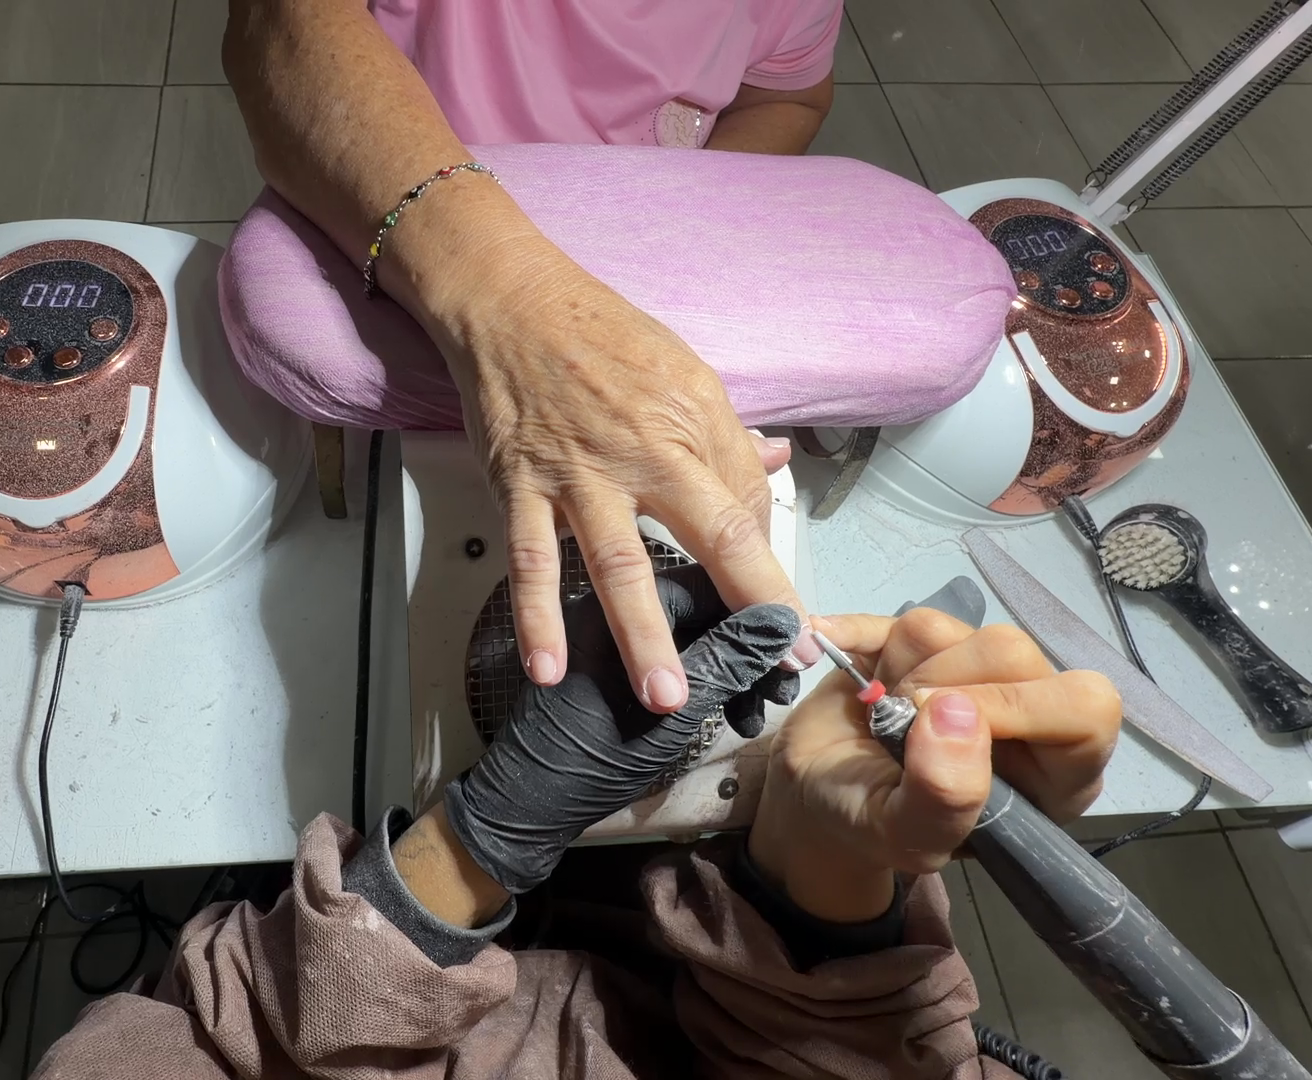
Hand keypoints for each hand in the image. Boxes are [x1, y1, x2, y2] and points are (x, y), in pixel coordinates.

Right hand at [422, 233, 810, 713]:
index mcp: (684, 427)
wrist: (513, 306)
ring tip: (658, 695)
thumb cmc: (600, 335)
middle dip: (734, 610)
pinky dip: (534, 614)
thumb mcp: (683, 370)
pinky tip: (545, 666)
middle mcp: (637, 456)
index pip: (744, 512)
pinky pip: (527, 559)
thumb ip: (725, 433)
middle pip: (698, 538)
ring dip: (637, 633)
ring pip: (612, 563)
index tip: (798, 635)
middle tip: (760, 677)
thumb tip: (773, 466)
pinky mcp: (518, 487)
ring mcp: (574, 477)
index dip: (774, 578)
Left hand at [444, 564, 799, 893]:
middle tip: (777, 692)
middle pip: (703, 610)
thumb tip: (781, 623)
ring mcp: (613, 635)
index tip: (793, 657)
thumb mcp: (672, 711)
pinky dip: (705, 682)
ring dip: (732, 671)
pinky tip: (727, 713)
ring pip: (691, 637)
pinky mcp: (614, 663)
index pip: (707, 584)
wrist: (531, 799)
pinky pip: (671, 657)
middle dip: (749, 650)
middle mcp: (612, 605)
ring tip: (753, 713)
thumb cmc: (590, 757)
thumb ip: (727, 659)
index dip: (759, 618)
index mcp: (616, 601)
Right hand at [750, 609, 1121, 920]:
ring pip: (952, 629)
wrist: (812, 792)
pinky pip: (894, 614)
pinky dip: (856, 631)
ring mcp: (966, 668)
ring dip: (900, 668)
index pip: (1082, 708)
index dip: (1014, 705)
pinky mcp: (915, 643)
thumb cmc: (868, 822)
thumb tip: (955, 710)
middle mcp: (1023, 711)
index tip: (941, 724)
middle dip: (940, 683)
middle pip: (1012, 651)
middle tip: (901, 719)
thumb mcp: (905, 834)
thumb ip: (942, 794)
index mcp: (1053, 772)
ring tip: (878, 707)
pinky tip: (834, 647)